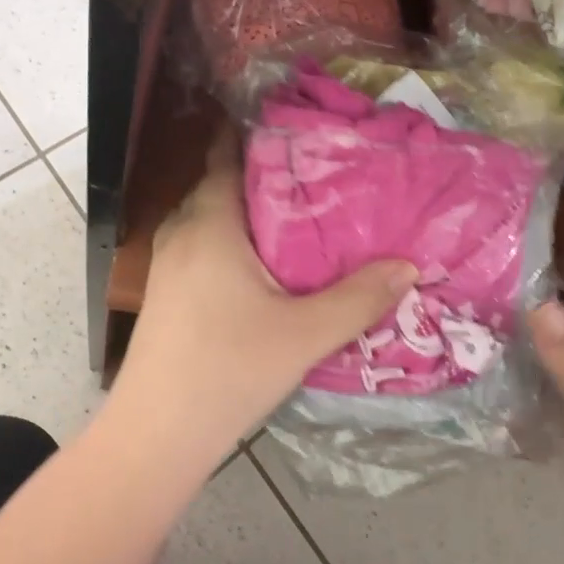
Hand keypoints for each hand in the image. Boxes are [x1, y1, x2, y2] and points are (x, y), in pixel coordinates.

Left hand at [110, 132, 418, 457]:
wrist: (155, 436)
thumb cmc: (228, 370)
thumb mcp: (305, 334)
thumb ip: (360, 298)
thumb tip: (409, 266)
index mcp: (210, 223)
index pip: (229, 157)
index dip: (260, 136)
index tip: (300, 127)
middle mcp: (183, 232)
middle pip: (223, 186)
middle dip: (266, 176)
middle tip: (319, 174)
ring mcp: (167, 264)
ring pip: (212, 220)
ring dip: (249, 214)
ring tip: (302, 218)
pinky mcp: (165, 294)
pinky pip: (204, 247)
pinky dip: (234, 243)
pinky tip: (266, 269)